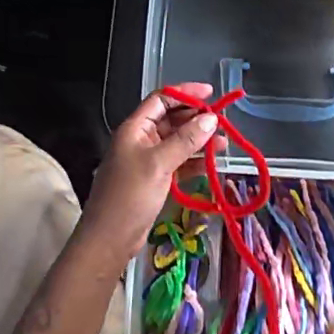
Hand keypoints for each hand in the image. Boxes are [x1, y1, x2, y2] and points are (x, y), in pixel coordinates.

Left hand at [82, 83, 221, 255]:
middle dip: (196, 119)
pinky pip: (178, 162)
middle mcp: (141, 140)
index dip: (185, 93)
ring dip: (199, 141)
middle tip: (222, 123)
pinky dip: (194, 161)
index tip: (211, 94)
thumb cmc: (129, 196)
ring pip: (178, 142)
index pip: (161, 99)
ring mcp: (148, 160)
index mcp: (135, 128)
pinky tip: (212, 163)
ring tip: (223, 144)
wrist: (109, 240)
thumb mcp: (159, 164)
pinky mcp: (155, 179)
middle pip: (172, 119)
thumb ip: (186, 140)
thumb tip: (211, 119)